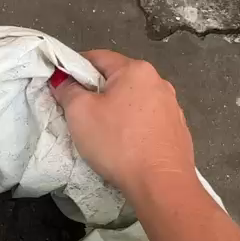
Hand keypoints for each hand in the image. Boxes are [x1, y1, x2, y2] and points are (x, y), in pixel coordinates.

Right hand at [52, 49, 196, 204]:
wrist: (161, 184)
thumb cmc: (117, 143)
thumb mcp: (80, 113)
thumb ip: (67, 90)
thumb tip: (62, 80)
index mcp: (135, 70)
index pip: (96, 56)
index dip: (74, 67)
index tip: (62, 85)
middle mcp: (158, 81)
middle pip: (117, 77)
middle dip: (95, 90)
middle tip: (77, 110)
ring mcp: (172, 106)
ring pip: (133, 99)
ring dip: (115, 108)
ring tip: (101, 130)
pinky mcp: (178, 129)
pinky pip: (147, 118)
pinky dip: (133, 124)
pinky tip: (125, 143)